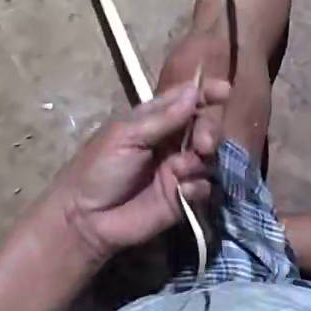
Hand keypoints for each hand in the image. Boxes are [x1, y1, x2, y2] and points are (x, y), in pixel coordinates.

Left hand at [43, 78, 230, 260]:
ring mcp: (181, 170)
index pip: (187, 101)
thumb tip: (194, 90)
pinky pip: (206, 186)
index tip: (224, 92)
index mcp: (155, 122)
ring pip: (212, 156)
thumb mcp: (126, 137)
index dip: (206, 93)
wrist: (86, 220)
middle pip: (206, 127)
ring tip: (183, 170)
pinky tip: (182, 191)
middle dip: (210, 131)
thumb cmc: (98, 170)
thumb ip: (163, 118)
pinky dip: (198, 187)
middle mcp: (173, 143)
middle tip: (203, 145)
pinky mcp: (186, 196)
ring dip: (203, 160)